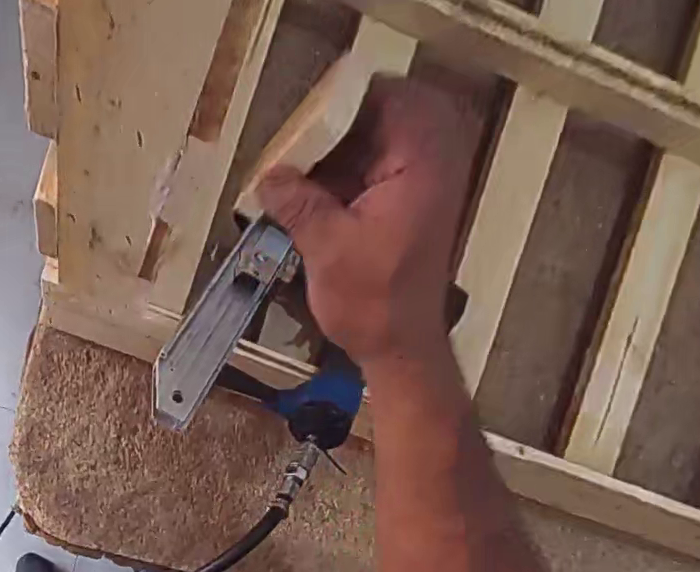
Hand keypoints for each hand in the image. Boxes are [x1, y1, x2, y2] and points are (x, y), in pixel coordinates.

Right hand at [254, 73, 474, 369]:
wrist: (399, 346)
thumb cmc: (372, 301)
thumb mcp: (326, 248)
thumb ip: (298, 203)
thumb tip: (267, 176)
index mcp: (421, 159)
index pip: (382, 98)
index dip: (336, 105)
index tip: (296, 127)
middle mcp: (432, 159)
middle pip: (380, 114)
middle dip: (332, 131)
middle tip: (291, 151)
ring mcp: (424, 180)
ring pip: (376, 142)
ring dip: (334, 157)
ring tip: (292, 177)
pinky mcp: (410, 203)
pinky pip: (376, 170)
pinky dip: (344, 179)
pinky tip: (309, 198)